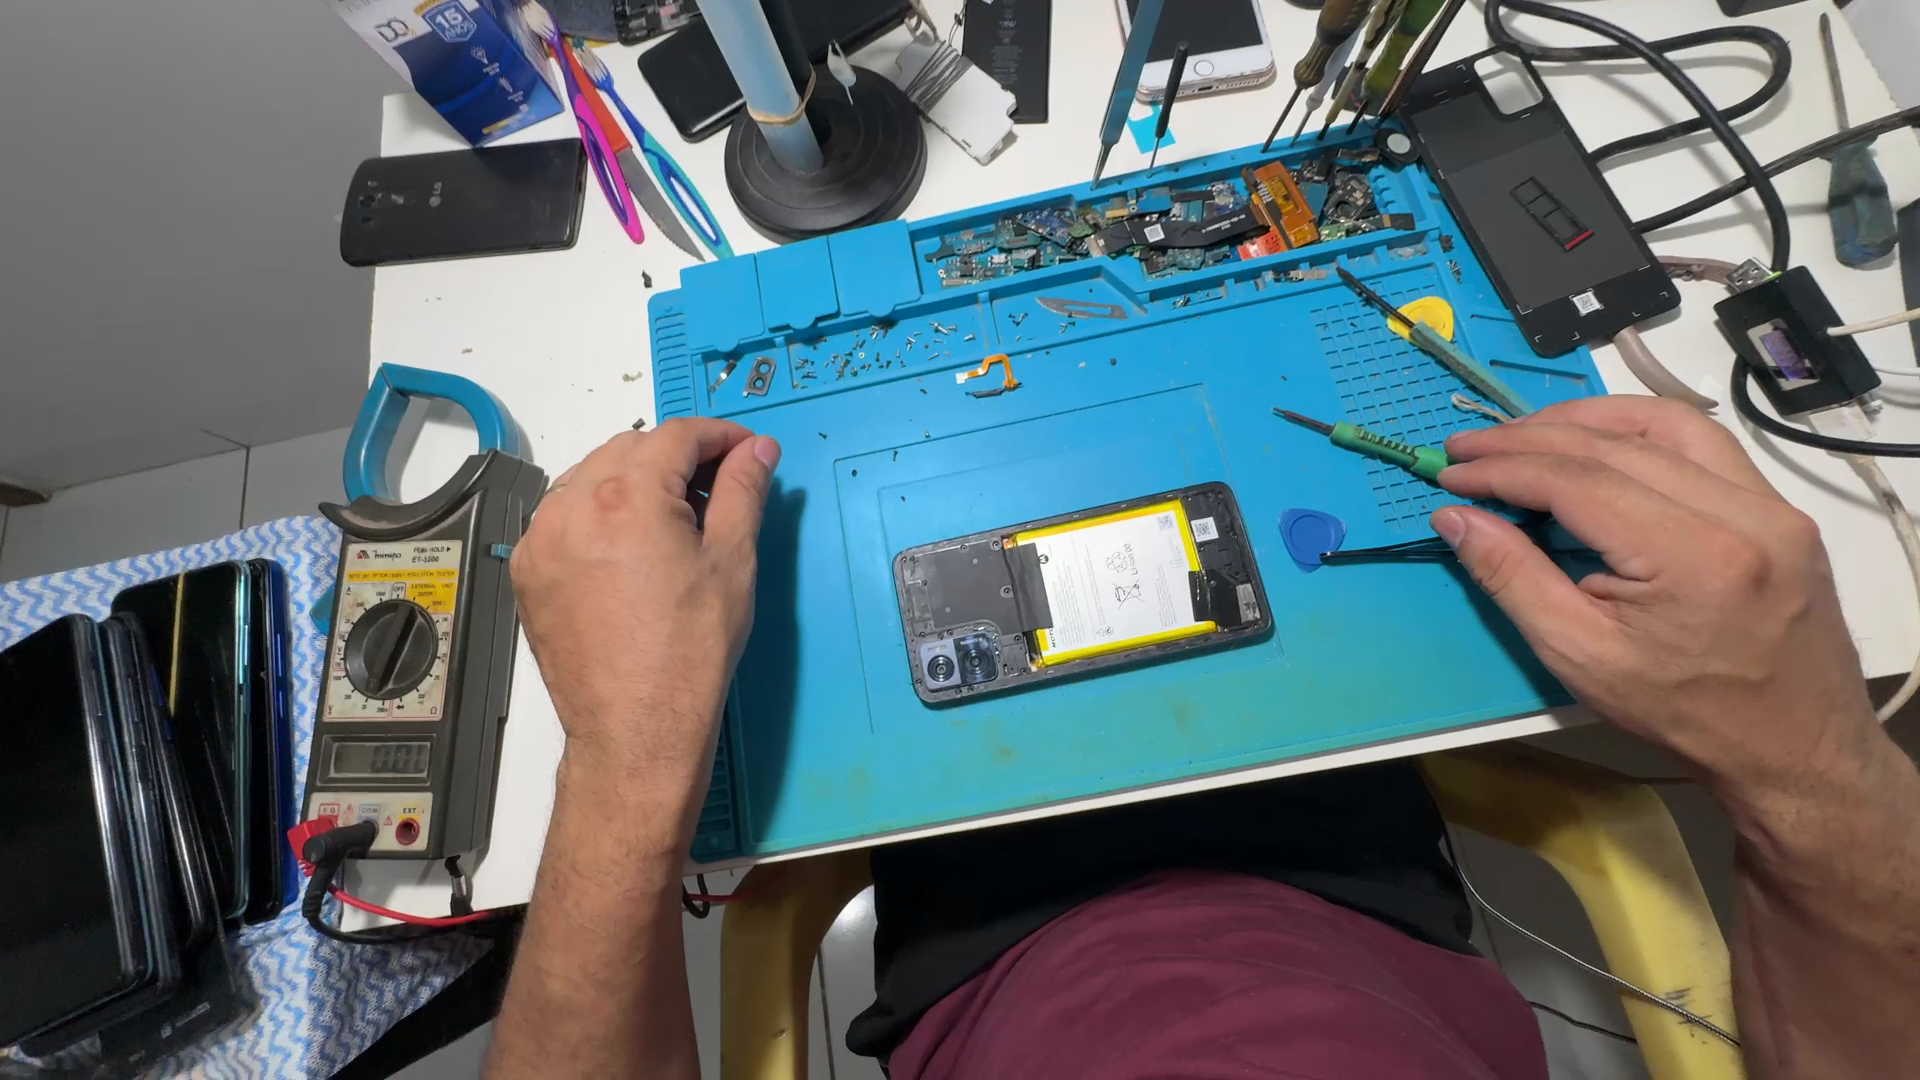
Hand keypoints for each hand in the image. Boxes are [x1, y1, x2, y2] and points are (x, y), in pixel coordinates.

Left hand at [511, 419, 780, 797]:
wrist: (637, 726)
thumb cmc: (695, 645)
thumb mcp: (733, 561)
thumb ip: (744, 491)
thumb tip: (760, 449)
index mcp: (626, 496)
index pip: (676, 436)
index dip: (720, 435)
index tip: (748, 450)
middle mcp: (571, 504)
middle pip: (631, 447)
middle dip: (680, 456)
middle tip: (720, 488)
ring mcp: (541, 537)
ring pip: (593, 475)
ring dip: (638, 478)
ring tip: (677, 517)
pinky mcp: (528, 569)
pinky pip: (566, 512)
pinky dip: (603, 508)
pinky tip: (632, 543)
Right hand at [1431, 396, 1875, 790]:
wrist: (1793, 746)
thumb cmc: (1675, 707)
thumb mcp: (1572, 650)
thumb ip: (1509, 574)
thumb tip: (1454, 516)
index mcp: (1691, 555)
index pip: (1576, 481)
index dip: (1501, 470)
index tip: (1449, 474)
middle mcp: (1743, 513)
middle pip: (1614, 444)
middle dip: (1525, 439)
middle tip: (1465, 448)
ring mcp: (1771, 505)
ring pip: (1663, 425)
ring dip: (1581, 419)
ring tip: (1519, 435)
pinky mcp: (1776, 509)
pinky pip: (1698, 443)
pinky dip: (1630, 431)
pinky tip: (1588, 444)